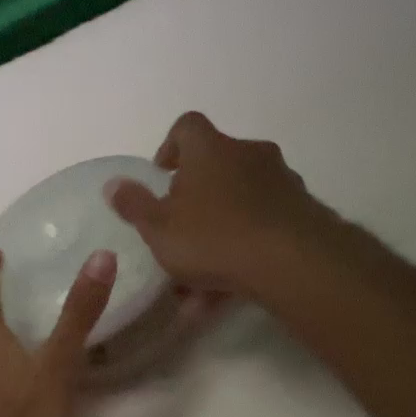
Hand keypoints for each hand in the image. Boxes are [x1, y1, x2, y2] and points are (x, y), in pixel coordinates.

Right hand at [107, 111, 332, 295]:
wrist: (292, 261)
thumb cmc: (213, 236)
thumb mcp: (158, 227)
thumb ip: (134, 205)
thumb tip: (113, 183)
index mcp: (210, 150)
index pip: (186, 127)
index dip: (170, 147)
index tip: (162, 176)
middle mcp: (248, 155)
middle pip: (215, 165)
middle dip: (194, 197)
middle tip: (178, 229)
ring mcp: (280, 181)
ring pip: (238, 202)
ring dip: (217, 230)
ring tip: (197, 281)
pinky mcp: (301, 211)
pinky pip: (260, 226)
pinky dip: (242, 249)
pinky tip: (226, 289)